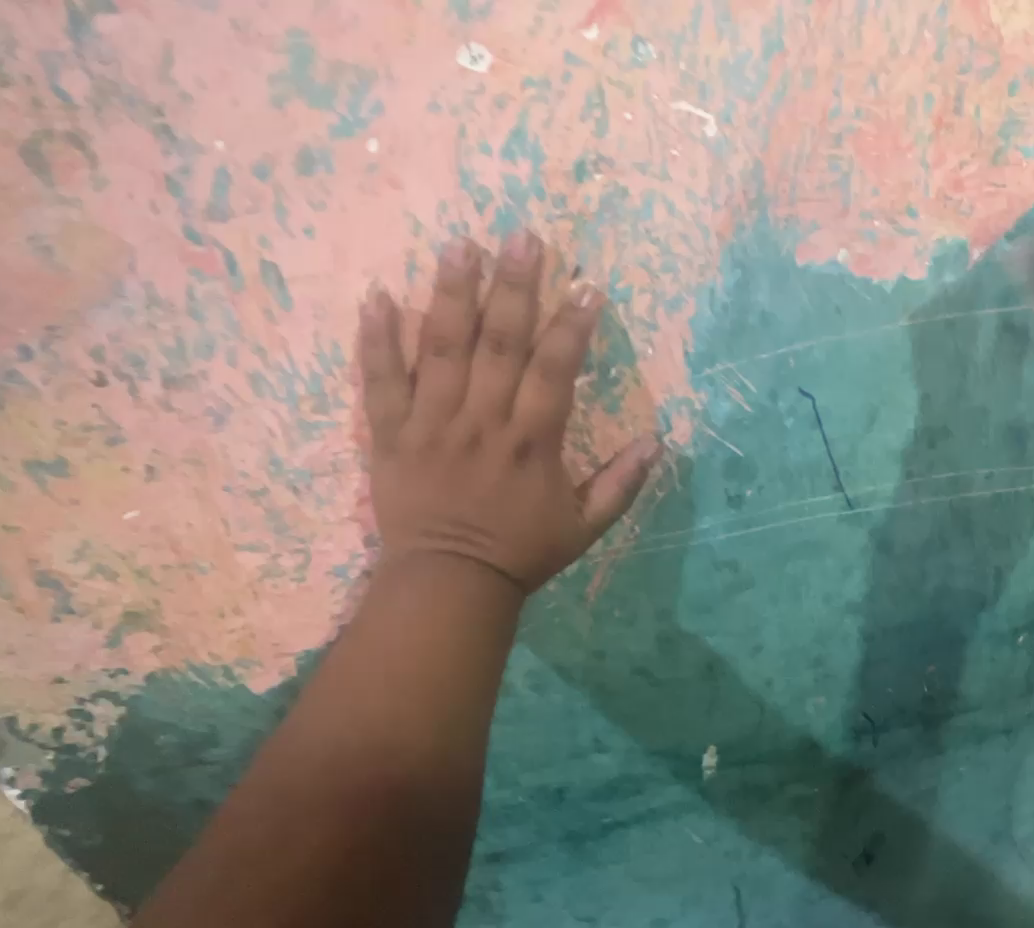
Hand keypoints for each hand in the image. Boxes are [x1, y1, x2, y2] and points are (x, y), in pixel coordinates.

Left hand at [358, 234, 662, 594]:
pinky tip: (378, 296)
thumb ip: (621, 484)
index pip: (554, 371)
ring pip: (440, 350)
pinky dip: (376, 341)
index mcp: (531, 444)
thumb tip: (657, 441)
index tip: (587, 287)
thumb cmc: (522, 554)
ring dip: (451, 295)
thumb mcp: (586, 528)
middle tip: (523, 238)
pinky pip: (381, 382)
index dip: (572, 327)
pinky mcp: (391, 436)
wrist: (449, 584)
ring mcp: (431, 426)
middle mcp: (482, 423)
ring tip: (460, 246)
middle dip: (514, 289)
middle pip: (498, 345)